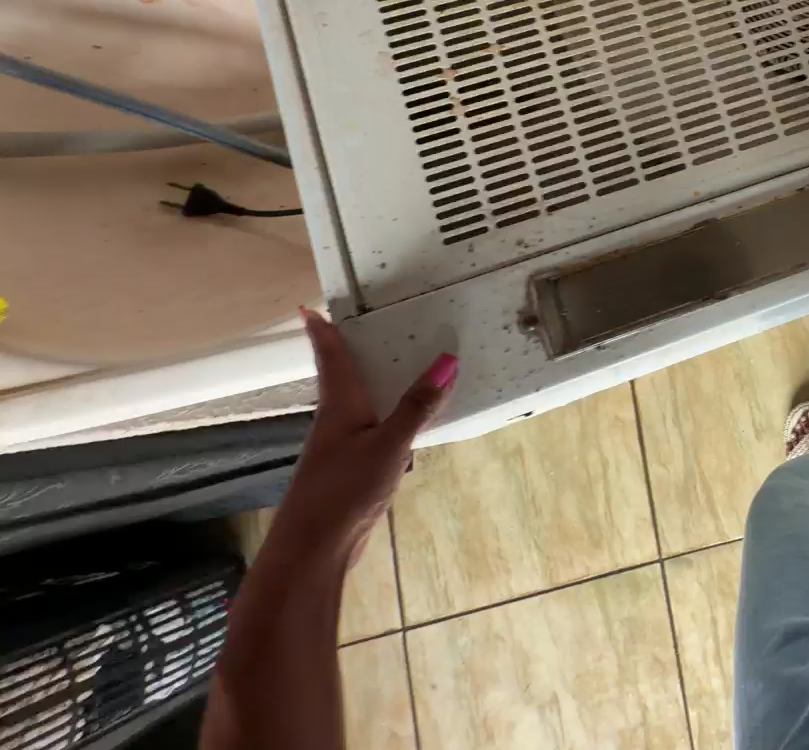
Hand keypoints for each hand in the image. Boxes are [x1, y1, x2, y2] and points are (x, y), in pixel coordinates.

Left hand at [270, 310, 457, 563]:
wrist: (313, 551)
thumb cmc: (343, 491)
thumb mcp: (389, 445)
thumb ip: (419, 405)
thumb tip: (448, 360)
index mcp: (339, 410)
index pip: (331, 362)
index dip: (322, 335)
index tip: (307, 310)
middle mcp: (337, 423)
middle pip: (343, 380)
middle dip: (350, 353)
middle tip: (366, 326)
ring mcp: (343, 448)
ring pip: (361, 404)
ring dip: (375, 383)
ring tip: (397, 364)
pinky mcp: (354, 469)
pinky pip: (377, 426)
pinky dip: (392, 412)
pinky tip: (410, 419)